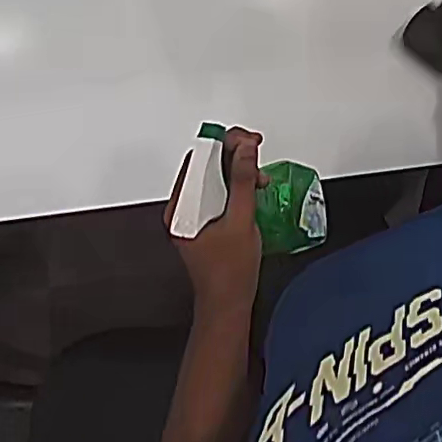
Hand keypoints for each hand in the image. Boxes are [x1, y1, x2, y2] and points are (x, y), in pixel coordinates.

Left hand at [164, 127, 265, 311]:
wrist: (228, 303)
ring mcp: (194, 214)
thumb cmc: (231, 269)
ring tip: (260, 177)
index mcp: (182, 208)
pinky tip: (254, 188)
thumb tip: (245, 148)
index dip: (224, 143)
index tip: (249, 139)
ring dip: (239, 169)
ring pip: (215, 176)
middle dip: (234, 153)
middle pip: (206, 165)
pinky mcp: (207, 220)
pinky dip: (238, 184)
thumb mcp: (241, 219)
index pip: (198, 160)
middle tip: (257, 149)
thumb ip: (243, 181)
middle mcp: (183, 208)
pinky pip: (220, 190)